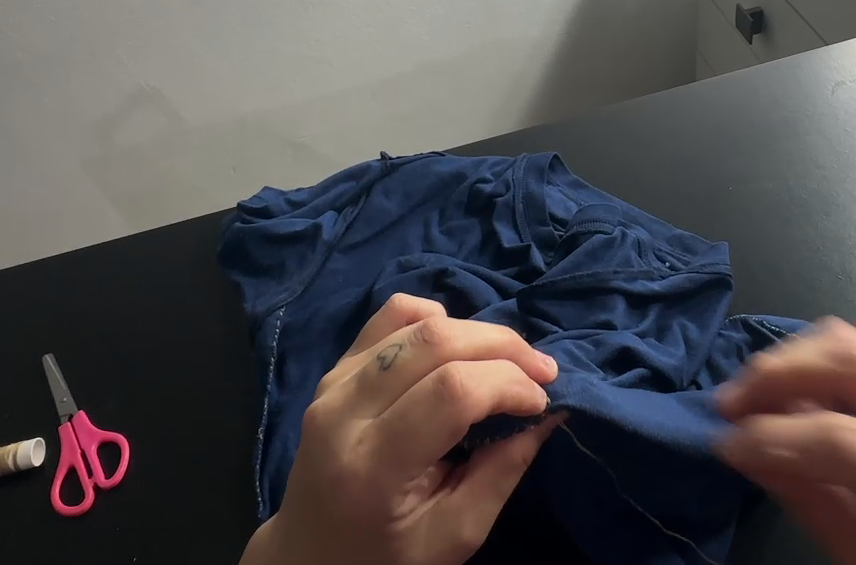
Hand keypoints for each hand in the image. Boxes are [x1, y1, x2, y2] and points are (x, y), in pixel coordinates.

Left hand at [239, 293, 561, 564]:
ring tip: (507, 359)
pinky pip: (390, 315)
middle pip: (436, 341)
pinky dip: (433, 318)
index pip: (451, 391)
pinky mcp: (335, 366)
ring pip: (415, 320)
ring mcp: (334, 380)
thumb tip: (547, 412)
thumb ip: (501, 472)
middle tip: (542, 369)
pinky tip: (456, 345)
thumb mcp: (452, 537)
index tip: (544, 401)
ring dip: (475, 330)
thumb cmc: (385, 559)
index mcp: (372, 465)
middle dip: (502, 345)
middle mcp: (345, 409)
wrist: (307, 555)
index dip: (508, 383)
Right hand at [715, 319, 855, 564]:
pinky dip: (818, 363)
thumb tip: (748, 451)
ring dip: (792, 359)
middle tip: (729, 404)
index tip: (724, 444)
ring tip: (753, 393)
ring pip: (855, 341)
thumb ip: (819, 508)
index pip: (845, 440)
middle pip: (850, 361)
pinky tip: (794, 394)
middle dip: (776, 374)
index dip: (772, 436)